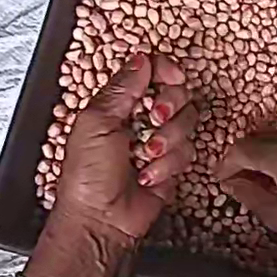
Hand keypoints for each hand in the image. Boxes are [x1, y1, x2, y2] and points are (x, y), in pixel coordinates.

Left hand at [52, 52, 196, 241]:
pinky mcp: (173, 164)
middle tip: (154, 119)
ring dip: (167, 141)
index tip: (171, 77)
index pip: (151, 72)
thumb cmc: (88, 175)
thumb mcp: (96, 122)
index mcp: (120, 103)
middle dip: (170, 107)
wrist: (102, 218)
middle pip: (177, 93)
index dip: (165, 70)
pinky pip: (188, 152)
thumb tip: (142, 59)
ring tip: (144, 157)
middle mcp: (142, 119)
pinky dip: (168, 165)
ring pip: (187, 123)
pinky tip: (149, 176)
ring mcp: (160, 141)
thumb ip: (122, 88)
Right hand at [215, 134, 276, 255]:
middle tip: (232, 181)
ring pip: (272, 140)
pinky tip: (271, 178)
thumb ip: (249, 194)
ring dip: (256, 156)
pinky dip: (273, 156)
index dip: (227, 163)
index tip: (219, 180)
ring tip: (250, 181)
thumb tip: (231, 182)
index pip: (244, 150)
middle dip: (240, 158)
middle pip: (257, 140)